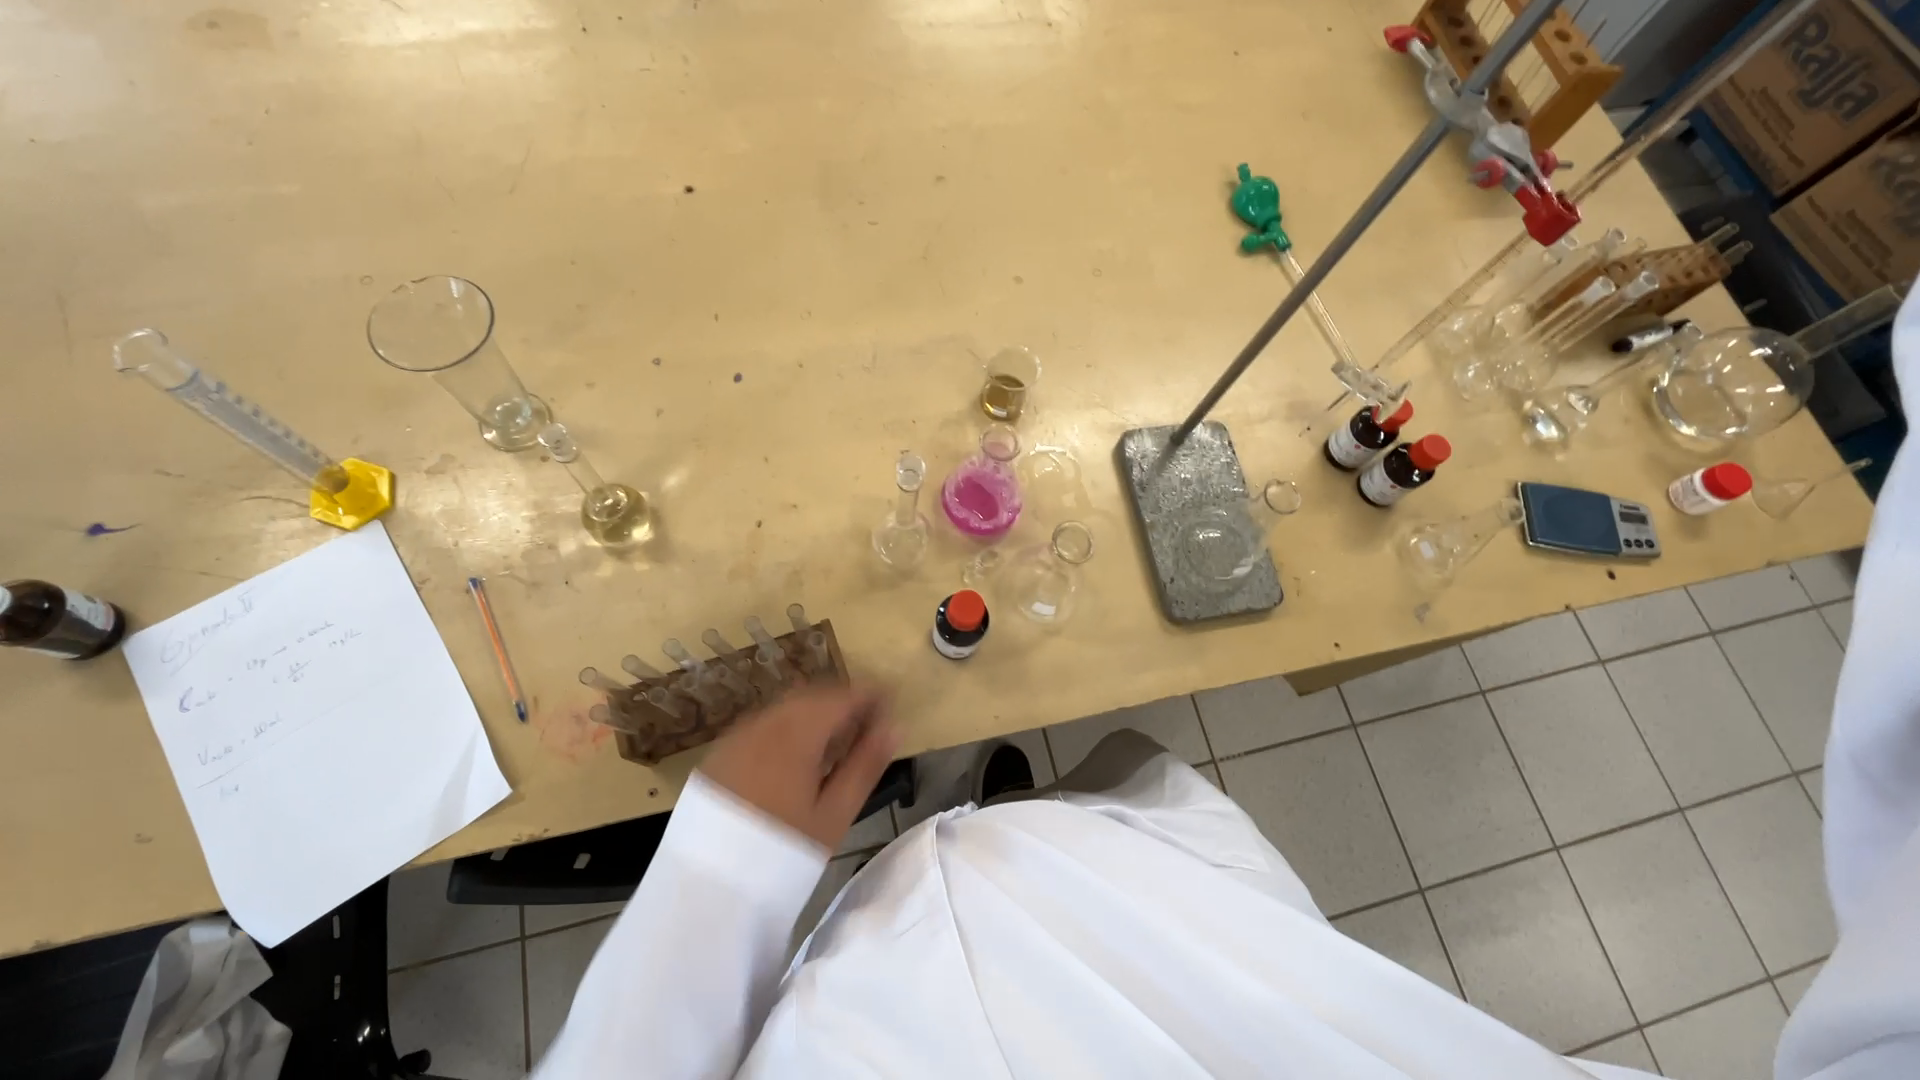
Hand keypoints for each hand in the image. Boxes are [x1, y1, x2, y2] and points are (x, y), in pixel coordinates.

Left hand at [698, 684, 899, 850]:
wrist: (706, 887)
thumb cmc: (782, 852)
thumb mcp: (834, 815)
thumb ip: (865, 766)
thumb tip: (894, 728)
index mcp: (797, 731)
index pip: (844, 695)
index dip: (873, 697)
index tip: (892, 710)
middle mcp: (764, 722)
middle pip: (814, 696)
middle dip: (845, 705)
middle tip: (869, 729)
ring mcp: (736, 736)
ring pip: (786, 709)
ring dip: (816, 716)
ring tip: (837, 746)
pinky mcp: (719, 754)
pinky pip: (763, 726)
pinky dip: (788, 730)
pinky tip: (798, 758)